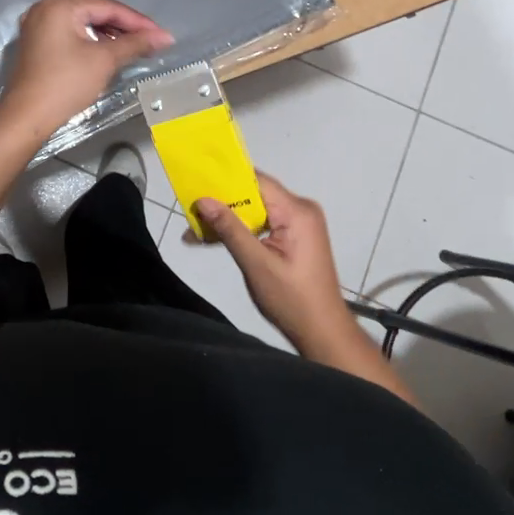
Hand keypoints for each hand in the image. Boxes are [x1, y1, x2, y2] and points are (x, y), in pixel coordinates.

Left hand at [0, 0, 173, 135]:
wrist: (27, 115)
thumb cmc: (66, 83)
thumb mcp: (104, 60)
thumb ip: (135, 43)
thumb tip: (164, 37)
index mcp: (60, 5)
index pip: (107, 6)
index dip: (137, 21)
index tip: (161, 35)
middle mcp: (44, 7)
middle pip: (93, 10)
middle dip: (123, 25)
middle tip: (149, 39)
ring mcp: (36, 23)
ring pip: (80, 21)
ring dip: (107, 32)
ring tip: (131, 46)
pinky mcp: (34, 41)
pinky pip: (67, 31)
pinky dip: (88, 38)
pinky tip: (105, 49)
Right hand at [194, 173, 354, 357]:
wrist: (324, 333)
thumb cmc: (292, 300)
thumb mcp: (256, 264)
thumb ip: (230, 229)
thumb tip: (203, 200)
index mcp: (297, 212)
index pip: (255, 181)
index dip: (224, 181)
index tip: (194, 185)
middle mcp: (301, 209)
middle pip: (254, 194)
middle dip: (221, 204)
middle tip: (190, 214)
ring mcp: (299, 222)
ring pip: (255, 209)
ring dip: (228, 219)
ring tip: (196, 231)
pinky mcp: (295, 235)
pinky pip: (263, 222)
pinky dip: (241, 230)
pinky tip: (215, 240)